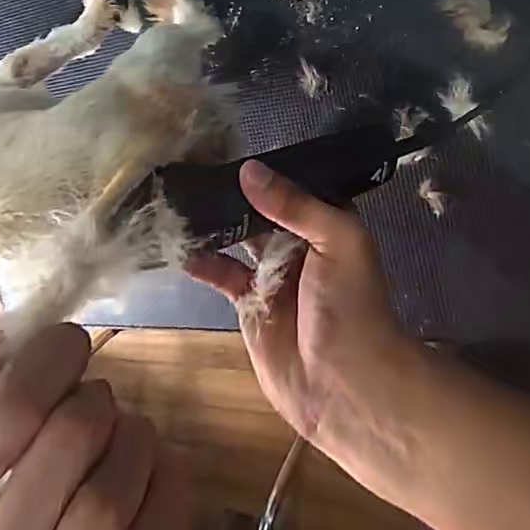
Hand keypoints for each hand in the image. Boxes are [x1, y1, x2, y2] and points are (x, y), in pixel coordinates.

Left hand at [0, 323, 193, 529]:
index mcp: (38, 399)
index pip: (62, 345)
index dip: (22, 402)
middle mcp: (95, 414)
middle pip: (88, 414)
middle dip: (31, 489)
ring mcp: (138, 454)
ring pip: (127, 461)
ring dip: (69, 529)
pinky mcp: (172, 498)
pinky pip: (171, 496)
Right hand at [183, 162, 418, 450]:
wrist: (343, 382)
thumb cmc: (350, 302)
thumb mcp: (335, 240)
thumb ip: (295, 205)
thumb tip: (249, 170)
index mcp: (328, 221)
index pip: (295, 184)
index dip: (269, 168)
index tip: (230, 147)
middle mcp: (300, 241)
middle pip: (263, 209)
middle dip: (236, 192)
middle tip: (193, 167)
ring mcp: (272, 273)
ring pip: (240, 238)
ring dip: (215, 223)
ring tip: (180, 200)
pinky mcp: (249, 303)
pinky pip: (223, 275)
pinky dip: (203, 263)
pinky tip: (180, 249)